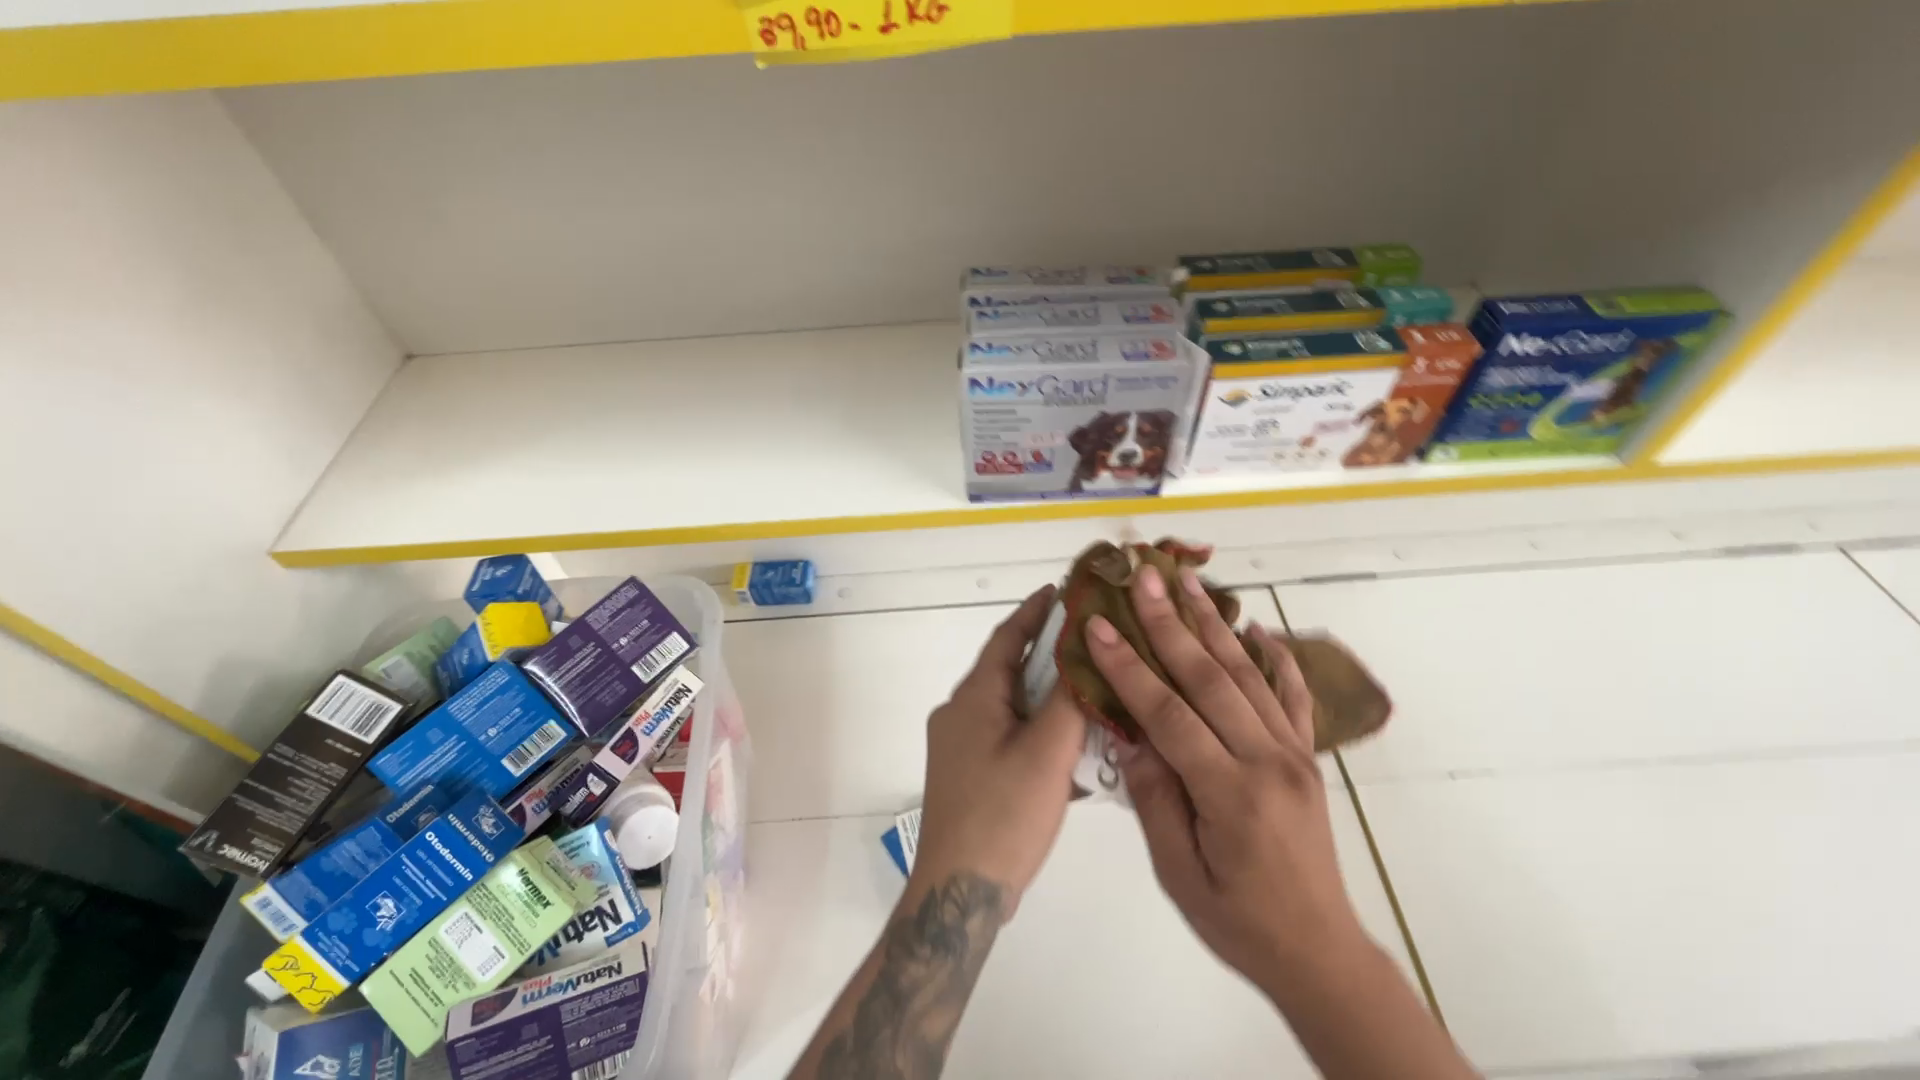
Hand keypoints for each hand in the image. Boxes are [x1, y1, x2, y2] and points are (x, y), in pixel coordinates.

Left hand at [911, 584, 1086, 913]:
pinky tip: (1074, 748)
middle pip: (1010, 671)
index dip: (1036, 612)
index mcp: (973, 698)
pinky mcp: (968, 775)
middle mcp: (959, 713)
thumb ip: (1070, 699)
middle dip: (1051, 657)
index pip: (1007, 638)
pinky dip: (1040, 733)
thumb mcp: (1047, 753)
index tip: (1065, 590)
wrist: (958, 890)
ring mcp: (960, 746)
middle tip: (1095, 645)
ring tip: (1095, 695)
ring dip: (1050, 700)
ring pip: (1012, 707)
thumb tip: (1084, 651)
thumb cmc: (1003, 814)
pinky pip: (1009, 738)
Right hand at [1086, 564, 1368, 993]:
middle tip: (1145, 578)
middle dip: (1170, 623)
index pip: (1168, 714)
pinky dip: (1278, 659)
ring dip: (1215, 625)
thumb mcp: (1179, 873)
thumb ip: (1156, 800)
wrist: (1317, 951)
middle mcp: (1267, 760)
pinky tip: (1260, 628)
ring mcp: (1293, 755)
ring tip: (1189, 582)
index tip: (1098, 626)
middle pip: (1211, 677)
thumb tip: (1133, 737)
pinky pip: (1293, 698)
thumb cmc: (1237, 921)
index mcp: (1229, 792)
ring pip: (1249, 675)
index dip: (1129, 667)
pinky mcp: (1306, 759)